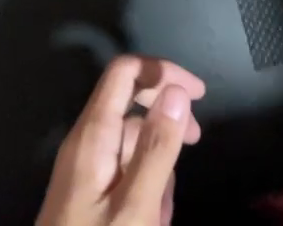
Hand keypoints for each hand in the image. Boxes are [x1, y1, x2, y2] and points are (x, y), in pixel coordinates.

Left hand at [36, 55, 206, 225]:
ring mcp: (84, 168)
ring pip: (130, 142)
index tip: (198, 94)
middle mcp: (85, 142)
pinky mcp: (87, 195)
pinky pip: (122, 172)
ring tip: (165, 213)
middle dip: (165, 119)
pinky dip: (144, 186)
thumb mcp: (136, 208)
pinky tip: (154, 220)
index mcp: (92, 135)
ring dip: (157, 164)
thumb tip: (175, 91)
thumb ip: (156, 147)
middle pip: (128, 103)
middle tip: (196, 143)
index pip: (124, 73)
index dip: (162, 71)